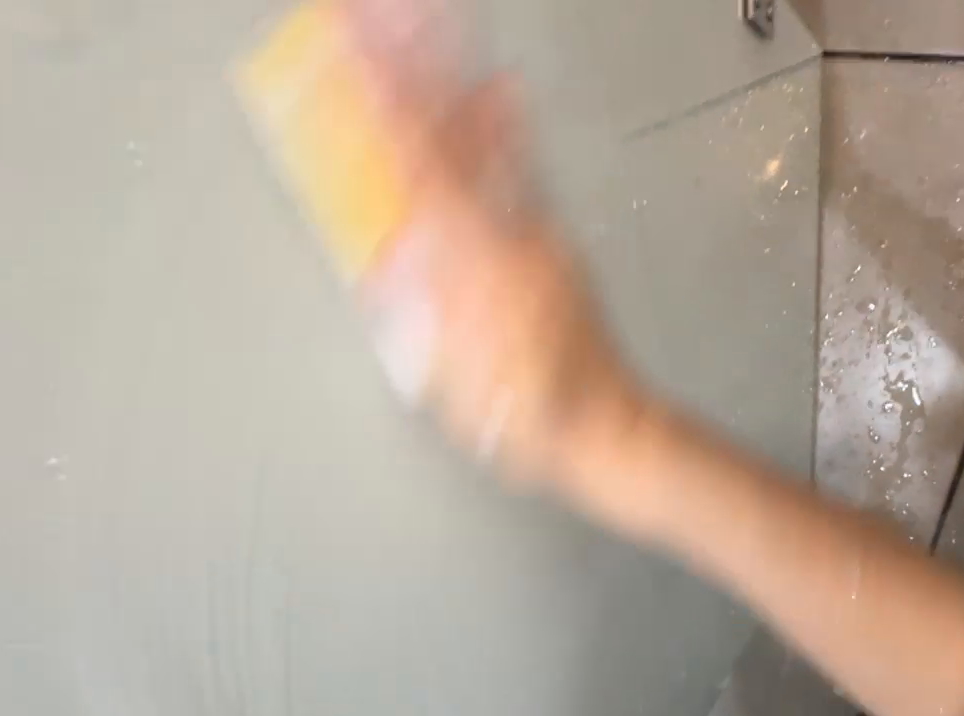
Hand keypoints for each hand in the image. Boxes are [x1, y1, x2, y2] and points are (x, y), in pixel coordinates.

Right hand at [339, 0, 654, 491]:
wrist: (604, 426)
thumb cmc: (531, 417)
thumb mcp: (453, 382)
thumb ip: (418, 313)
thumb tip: (384, 267)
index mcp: (474, 272)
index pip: (417, 172)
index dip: (386, 108)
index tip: (359, 53)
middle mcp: (509, 241)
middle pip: (451, 142)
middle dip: (415, 69)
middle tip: (386, 13)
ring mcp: (538, 238)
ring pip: (492, 146)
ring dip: (457, 79)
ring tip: (437, 23)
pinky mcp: (557, 247)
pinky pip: (528, 172)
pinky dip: (509, 127)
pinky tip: (504, 93)